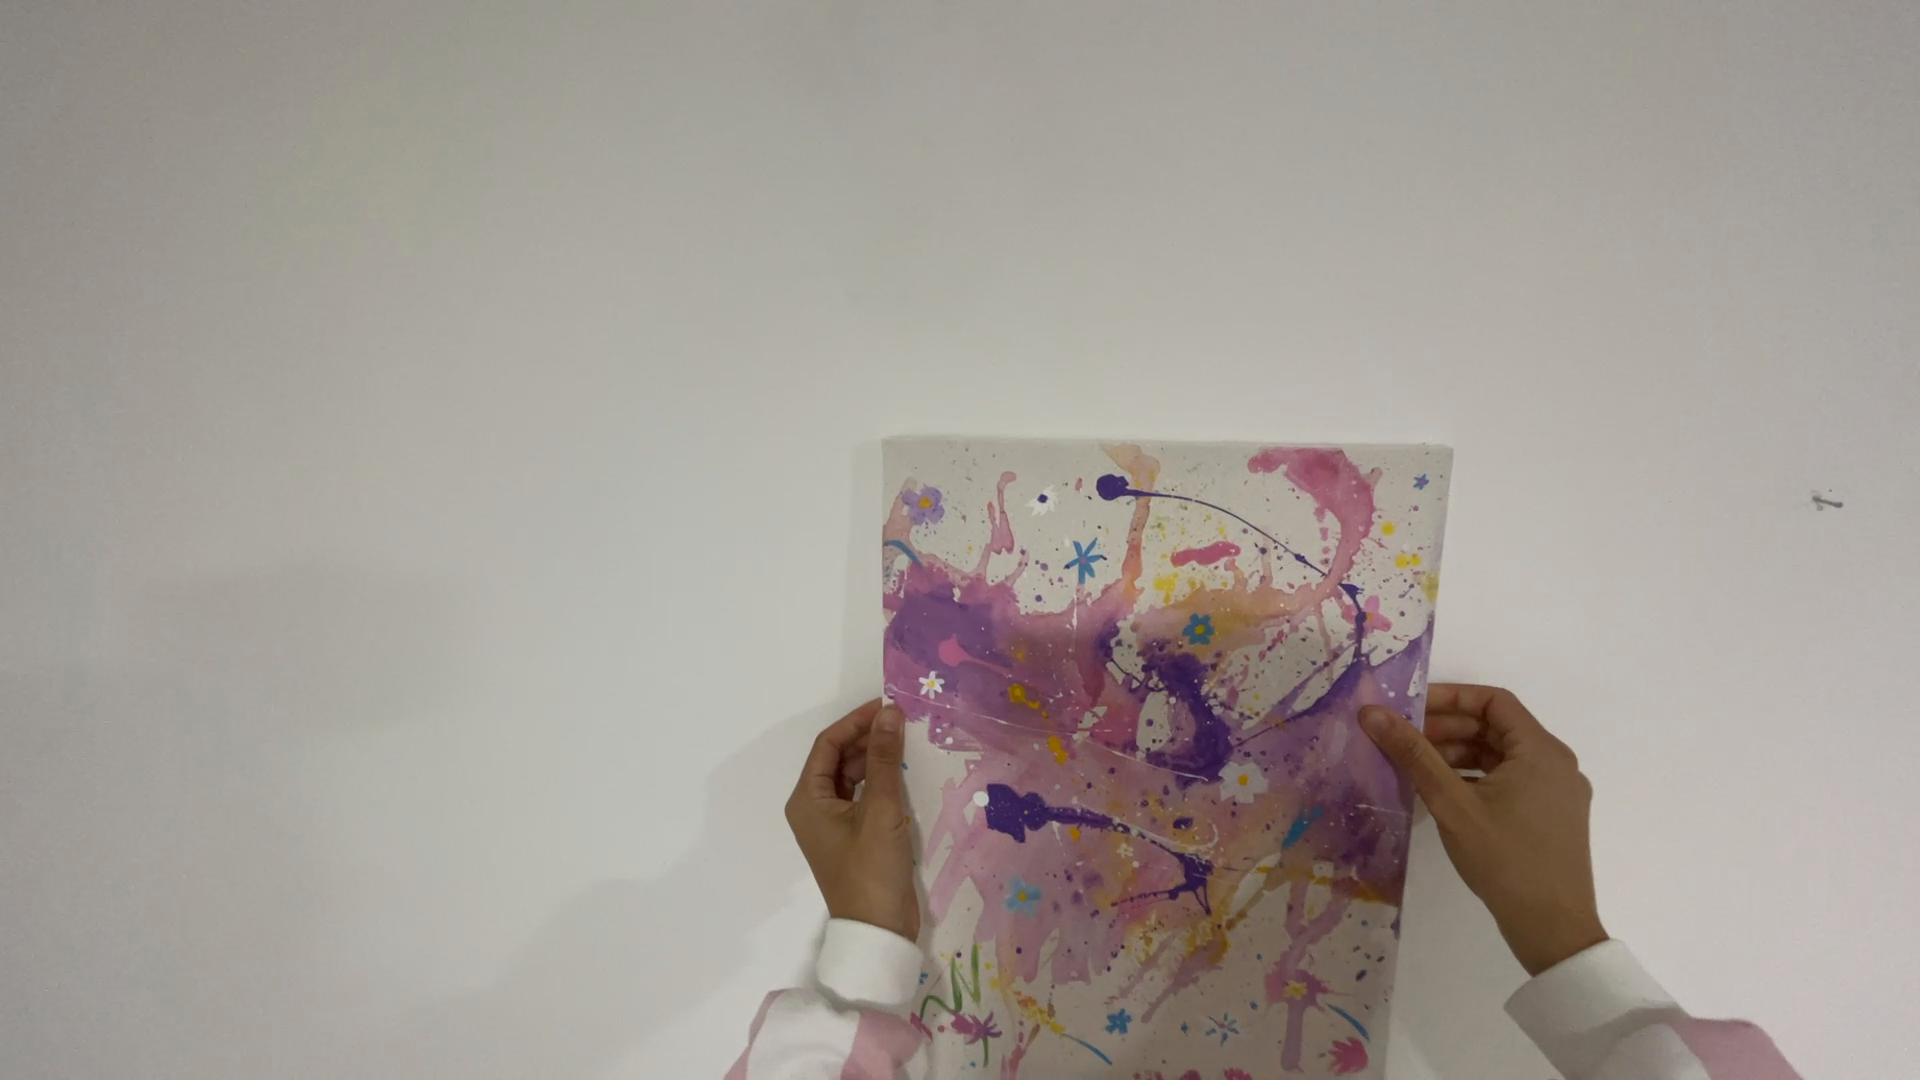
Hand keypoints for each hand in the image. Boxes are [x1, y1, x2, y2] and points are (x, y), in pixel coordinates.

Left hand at [785, 700, 919, 941]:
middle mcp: (814, 806)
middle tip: (903, 721)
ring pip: (852, 774)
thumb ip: (885, 758)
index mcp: (807, 799)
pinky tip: (905, 769)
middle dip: (867, 737)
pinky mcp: (852, 833)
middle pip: (838, 757)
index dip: (856, 721)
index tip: (888, 706)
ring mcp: (833, 821)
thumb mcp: (881, 809)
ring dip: (876, 756)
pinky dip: (881, 778)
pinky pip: (863, 793)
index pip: (827, 744)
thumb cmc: (871, 868)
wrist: (879, 932)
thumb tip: (890, 712)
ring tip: (907, 739)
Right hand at [1360, 685, 1606, 975]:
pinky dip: (1470, 774)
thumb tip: (1371, 711)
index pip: (1493, 700)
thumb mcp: (1450, 801)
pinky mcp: (1547, 815)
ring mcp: (1555, 792)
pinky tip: (1438, 790)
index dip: (1449, 697)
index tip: (1408, 708)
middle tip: (1402, 738)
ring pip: (1496, 752)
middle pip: (1493, 725)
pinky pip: (1504, 777)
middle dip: (1444, 726)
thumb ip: (1411, 752)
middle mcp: (1555, 765)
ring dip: (1453, 751)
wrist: (1553, 931)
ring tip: (1413, 765)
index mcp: (1542, 753)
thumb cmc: (1504, 858)